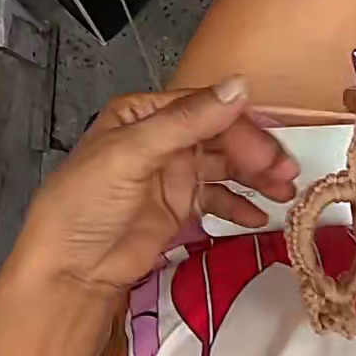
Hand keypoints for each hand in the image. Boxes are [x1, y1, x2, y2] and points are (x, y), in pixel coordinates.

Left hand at [3, 77, 298, 305]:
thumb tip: (239, 87)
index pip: (204, 108)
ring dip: (255, 177)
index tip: (271, 145)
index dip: (241, 124)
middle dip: (254, 152)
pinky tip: (258, 217)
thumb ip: (186, 121)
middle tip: (284, 173)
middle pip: (220, 137)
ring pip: (225, 168)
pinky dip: (239, 207)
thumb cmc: (87, 202)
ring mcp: (172, 175)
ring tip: (283, 192)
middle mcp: (162, 140)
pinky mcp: (179, 209)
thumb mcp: (132, 154)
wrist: (71, 268)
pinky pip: (218, 201)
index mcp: (144, 114)